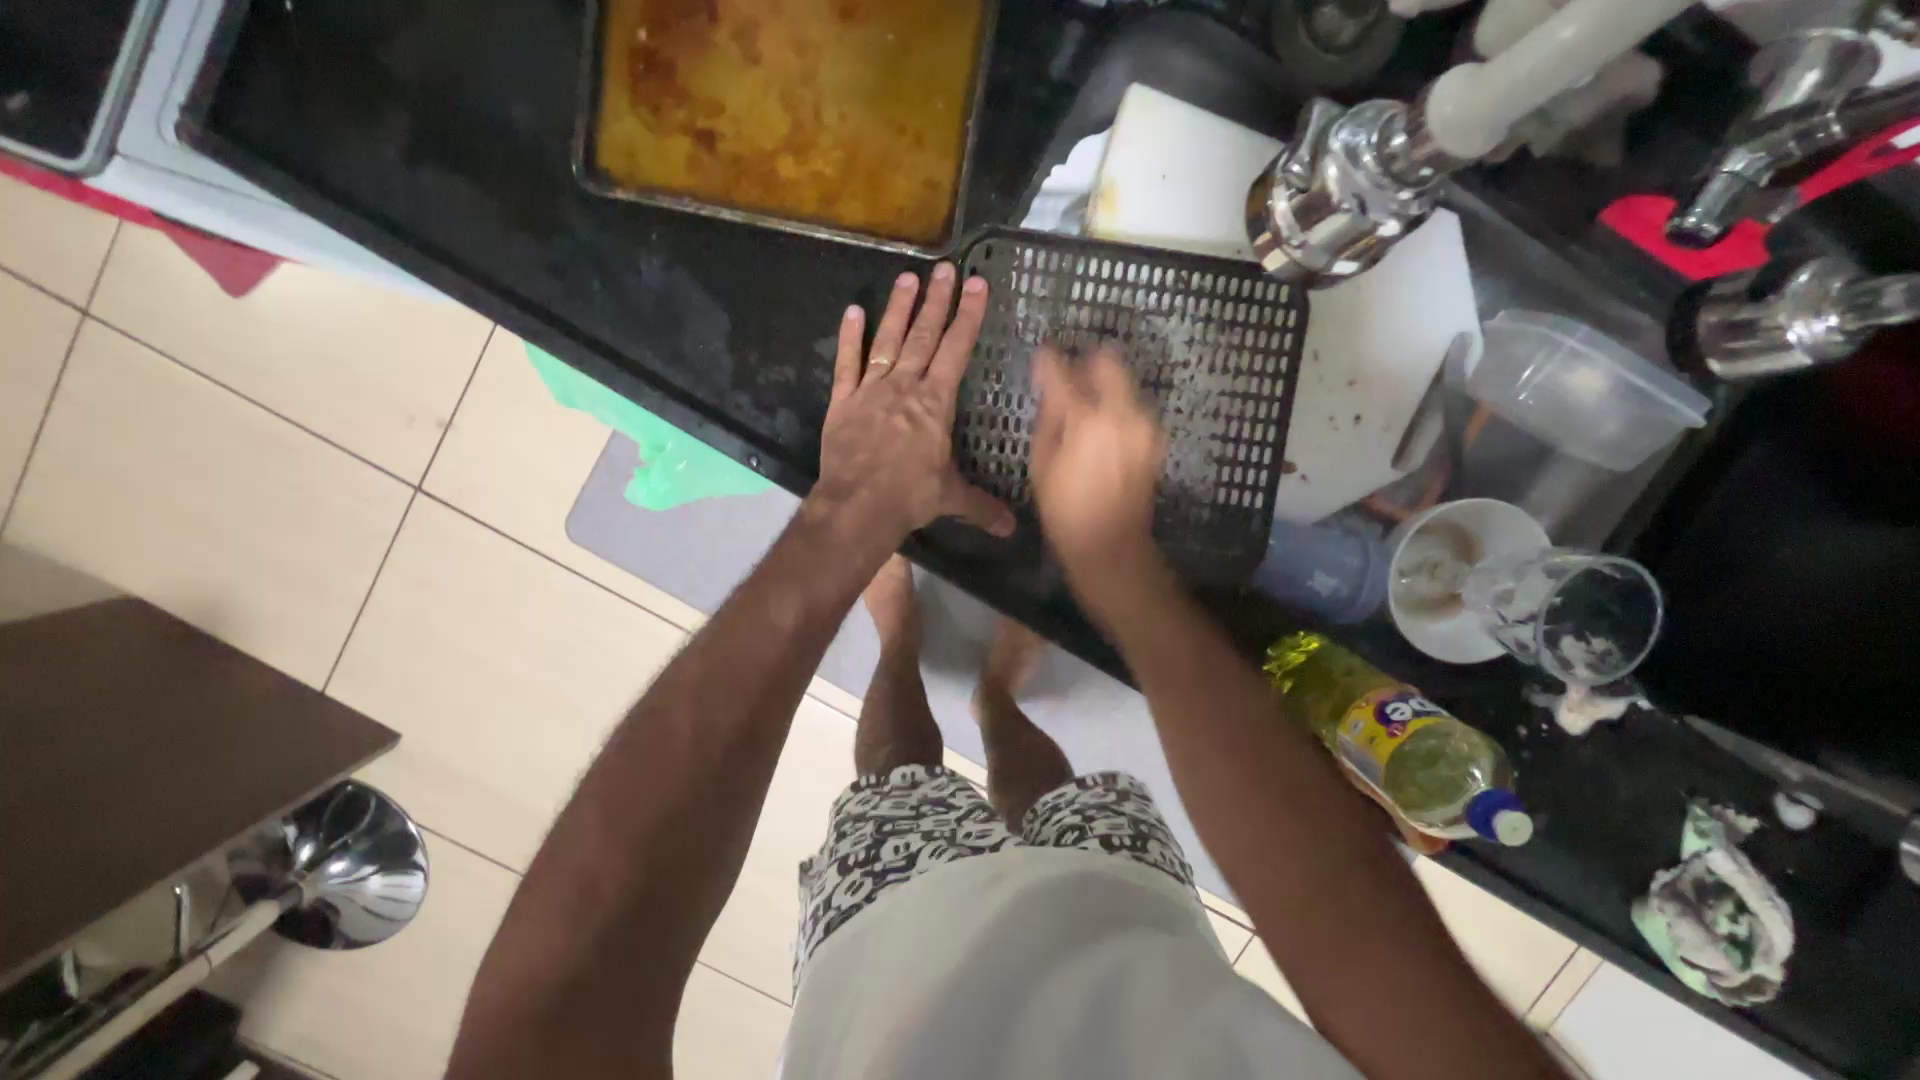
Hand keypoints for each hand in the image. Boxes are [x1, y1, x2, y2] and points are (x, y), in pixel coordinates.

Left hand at [810, 263, 1013, 544]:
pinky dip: (849, 337)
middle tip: (944, 269)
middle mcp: (905, 388)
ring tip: (907, 277)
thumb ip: (982, 507)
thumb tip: (1011, 528)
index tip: (976, 283)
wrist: (858, 506)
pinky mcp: (842, 403)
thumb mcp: (951, 498)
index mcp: (935, 404)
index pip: (956, 350)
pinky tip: (853, 311)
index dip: (968, 316)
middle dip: (936, 301)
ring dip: (898, 309)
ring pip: (887, 341)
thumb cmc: (910, 497)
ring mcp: (871, 391)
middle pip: (923, 336)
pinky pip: (846, 364)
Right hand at [1029, 343, 1166, 582]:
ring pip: (1125, 383)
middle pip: (1109, 361)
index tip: (1042, 355)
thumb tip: (1051, 388)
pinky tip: (1105, 429)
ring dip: (1106, 386)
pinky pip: (1136, 408)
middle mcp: (1122, 412)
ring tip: (1087, 408)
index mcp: (1086, 418)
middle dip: (1088, 362)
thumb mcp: (1042, 463)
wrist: (1111, 544)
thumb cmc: (1065, 509)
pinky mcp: (1156, 439)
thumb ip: (1049, 416)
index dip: (1048, 359)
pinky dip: (1120, 408)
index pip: (1062, 370)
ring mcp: (1145, 424)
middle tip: (1071, 376)